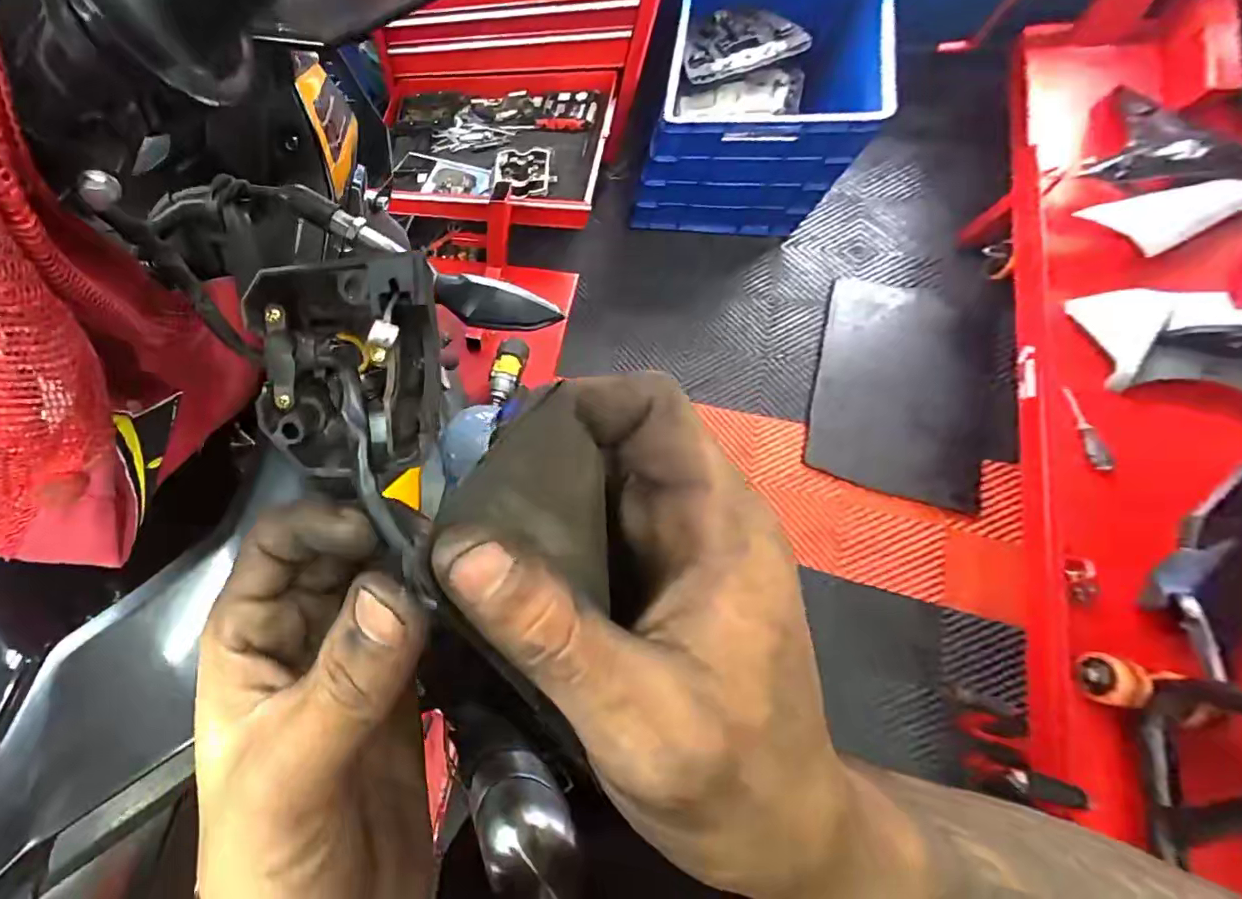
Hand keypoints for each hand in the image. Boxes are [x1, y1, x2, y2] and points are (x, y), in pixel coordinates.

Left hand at [195, 503, 434, 898]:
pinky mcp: (396, 688)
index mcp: (249, 631)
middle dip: (379, 540)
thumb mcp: (292, 766)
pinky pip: (418, 632)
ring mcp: (350, 657)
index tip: (376, 527)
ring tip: (462, 564)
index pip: (276, 545)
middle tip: (437, 539)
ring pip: (380, 588)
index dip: (318, 523)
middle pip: (336, 557)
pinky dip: (442, 615)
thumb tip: (395, 592)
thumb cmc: (267, 854)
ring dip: (415, 573)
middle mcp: (298, 631)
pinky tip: (473, 604)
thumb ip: (343, 682)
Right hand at [432, 373, 920, 898]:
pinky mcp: (644, 576)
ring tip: (469, 519)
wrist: (781, 842)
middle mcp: (692, 516)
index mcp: (716, 521)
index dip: (583, 398)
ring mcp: (667, 546)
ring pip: (591, 477)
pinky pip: (582, 521)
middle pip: (611, 436)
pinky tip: (497, 559)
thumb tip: (459, 551)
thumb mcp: (636, 714)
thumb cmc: (734, 780)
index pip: (653, 407)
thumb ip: (549, 632)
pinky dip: (537, 526)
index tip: (509, 438)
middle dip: (537, 446)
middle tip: (467, 486)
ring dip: (530, 487)